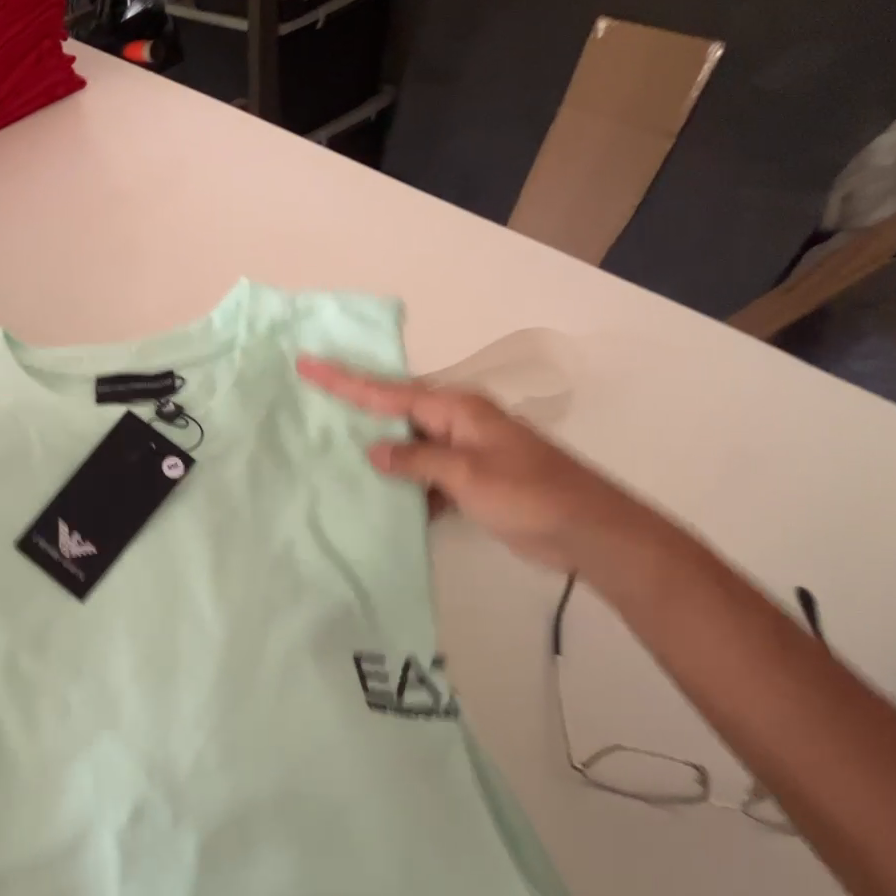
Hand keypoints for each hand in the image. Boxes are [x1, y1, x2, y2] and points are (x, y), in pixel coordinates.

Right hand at [296, 356, 666, 571]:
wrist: (589, 531)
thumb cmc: (530, 495)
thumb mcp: (467, 475)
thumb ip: (416, 461)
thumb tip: (372, 451)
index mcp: (457, 409)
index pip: (387, 392)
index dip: (344, 380)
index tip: (306, 363)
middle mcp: (457, 423)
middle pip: (394, 411)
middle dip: (355, 406)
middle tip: (309, 395)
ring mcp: (463, 451)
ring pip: (405, 445)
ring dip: (376, 451)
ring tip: (329, 449)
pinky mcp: (468, 480)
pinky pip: (421, 474)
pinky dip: (401, 483)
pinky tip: (376, 495)